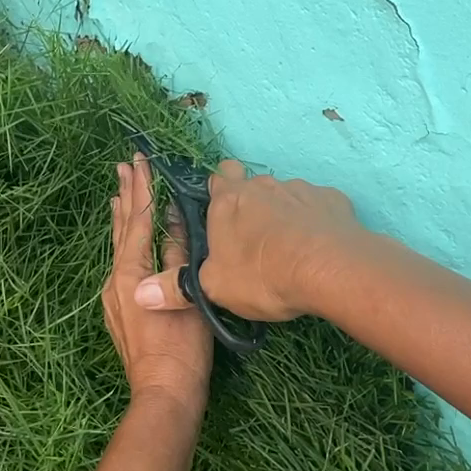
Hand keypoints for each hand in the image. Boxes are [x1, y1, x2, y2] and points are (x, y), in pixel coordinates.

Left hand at [101, 155, 211, 410]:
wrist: (164, 394)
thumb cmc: (181, 347)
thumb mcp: (186, 294)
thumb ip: (177, 254)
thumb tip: (175, 215)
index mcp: (131, 271)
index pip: (138, 218)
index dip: (141, 187)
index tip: (140, 160)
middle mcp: (116, 278)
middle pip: (123, 226)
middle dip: (126, 194)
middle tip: (124, 165)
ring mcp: (114, 294)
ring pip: (119, 244)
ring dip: (122, 216)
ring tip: (120, 193)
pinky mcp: (120, 308)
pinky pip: (121, 262)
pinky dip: (125, 241)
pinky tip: (128, 240)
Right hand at [134, 160, 368, 321]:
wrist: (328, 269)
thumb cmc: (262, 274)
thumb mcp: (213, 288)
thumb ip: (177, 287)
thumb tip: (138, 294)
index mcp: (227, 200)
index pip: (217, 176)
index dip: (218, 192)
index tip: (221, 214)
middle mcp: (261, 185)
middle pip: (252, 185)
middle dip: (252, 204)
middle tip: (254, 238)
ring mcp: (298, 189)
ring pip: (286, 196)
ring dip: (285, 215)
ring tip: (291, 249)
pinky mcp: (332, 200)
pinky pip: (319, 208)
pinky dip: (317, 223)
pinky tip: (320, 247)